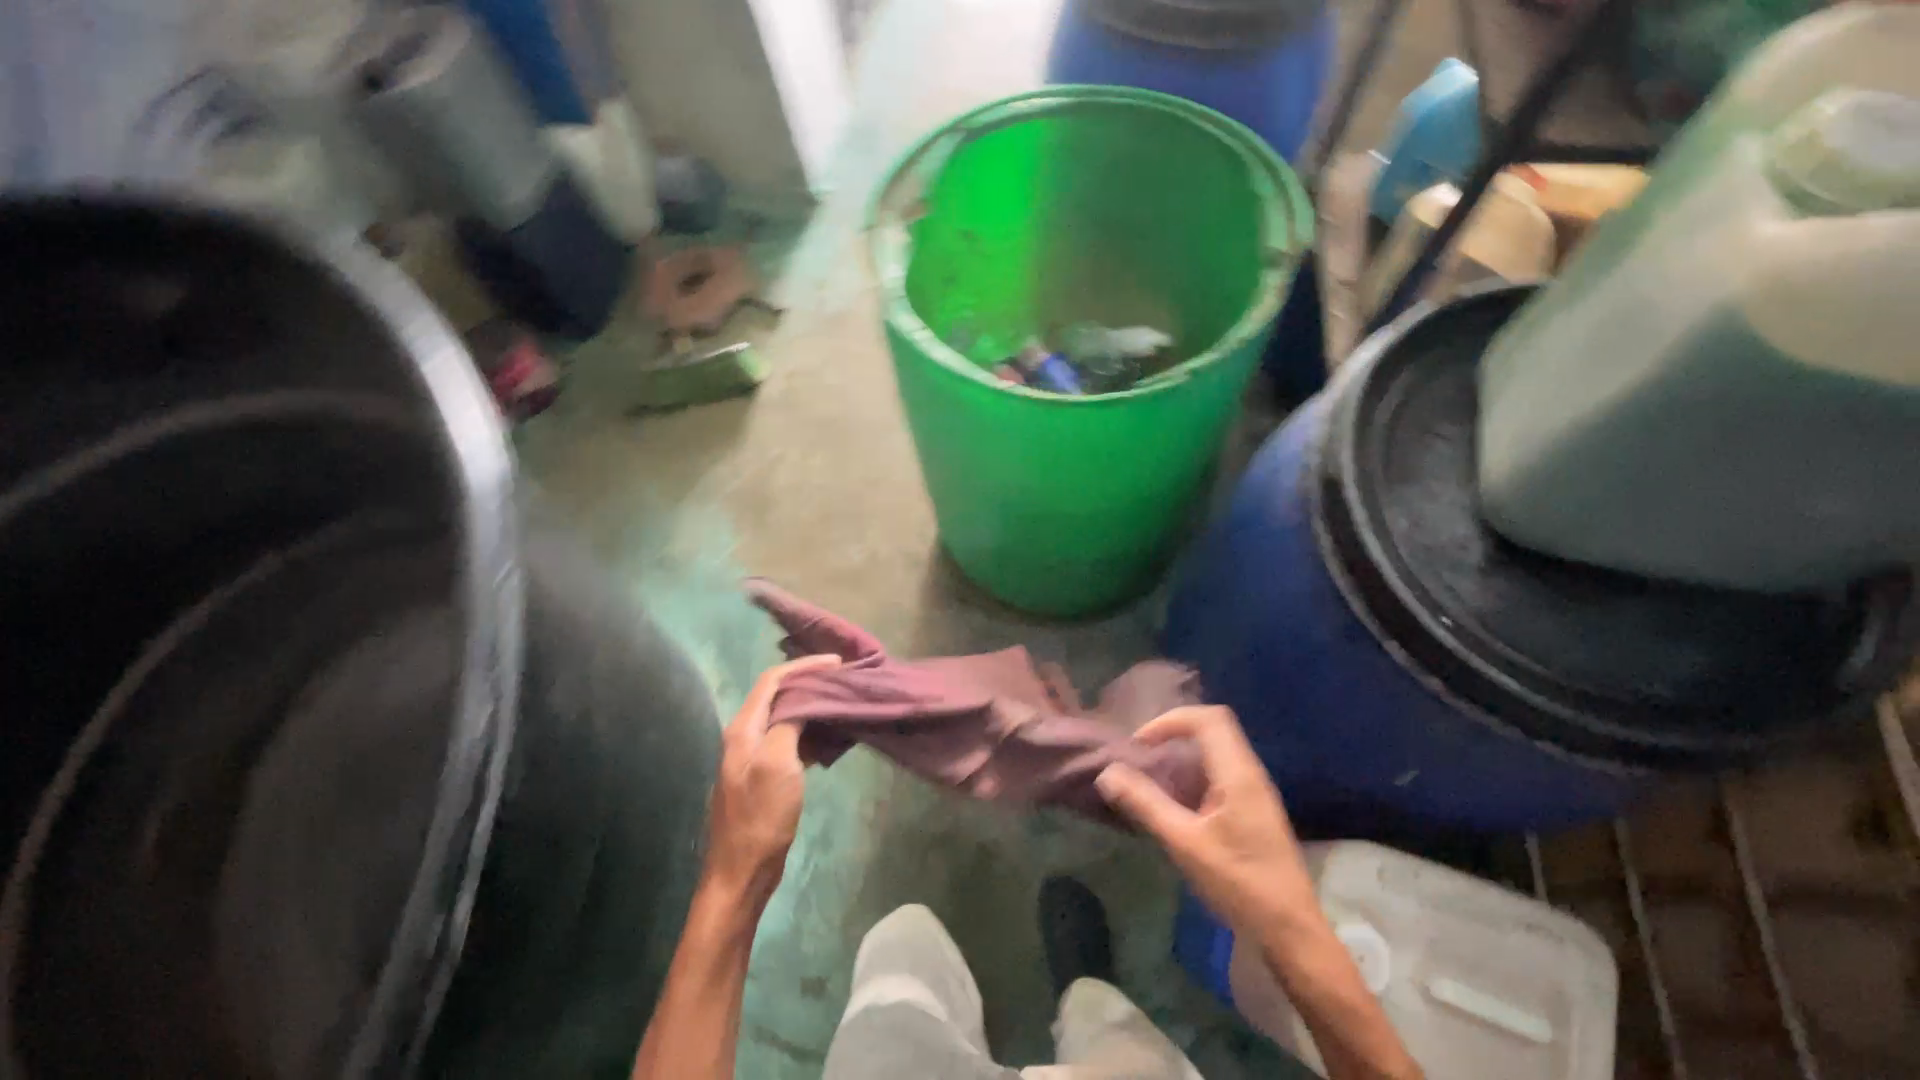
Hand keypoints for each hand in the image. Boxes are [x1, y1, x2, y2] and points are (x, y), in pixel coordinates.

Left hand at [701, 655, 840, 909]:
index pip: (773, 681)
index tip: (836, 663)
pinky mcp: (765, 779)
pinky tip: (833, 740)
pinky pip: (790, 743)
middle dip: (810, 684)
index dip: (803, 667)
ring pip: (786, 720)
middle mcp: (744, 737)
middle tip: (844, 681)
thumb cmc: (761, 816)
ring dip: (813, 709)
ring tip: (843, 704)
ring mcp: (753, 759)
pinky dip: (811, 735)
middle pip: (778, 697)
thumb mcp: (777, 763)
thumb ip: (788, 724)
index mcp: (743, 729)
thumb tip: (802, 704)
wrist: (742, 871)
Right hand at [1096, 706, 1318, 938]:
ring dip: (1180, 759)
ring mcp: (1254, 793)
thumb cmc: (1239, 883)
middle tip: (1139, 758)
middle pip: (1212, 730)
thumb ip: (1146, 804)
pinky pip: (1219, 777)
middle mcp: (1250, 774)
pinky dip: (1191, 779)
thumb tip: (1107, 774)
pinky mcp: (1252, 812)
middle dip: (1171, 736)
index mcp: (1239, 774)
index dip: (1170, 720)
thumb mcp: (1185, 843)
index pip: (1208, 718)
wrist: (1290, 930)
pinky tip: (1172, 806)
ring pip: (1215, 754)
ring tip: (1148, 780)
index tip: (1139, 745)